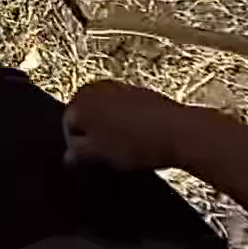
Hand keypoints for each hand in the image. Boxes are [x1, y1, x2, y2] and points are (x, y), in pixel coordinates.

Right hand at [63, 79, 198, 171]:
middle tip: (108, 155)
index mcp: (79, 102)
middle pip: (85, 115)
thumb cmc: (136, 144)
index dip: (78, 147)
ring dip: (110, 127)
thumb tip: (68, 156)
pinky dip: (126, 121)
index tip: (91, 161)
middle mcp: (94, 88)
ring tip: (126, 148)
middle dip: (92, 134)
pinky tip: (139, 137)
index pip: (68, 126)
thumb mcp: (100, 155)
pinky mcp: (137, 91)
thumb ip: (78, 154)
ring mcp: (116, 87)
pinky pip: (123, 108)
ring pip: (104, 111)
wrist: (179, 131)